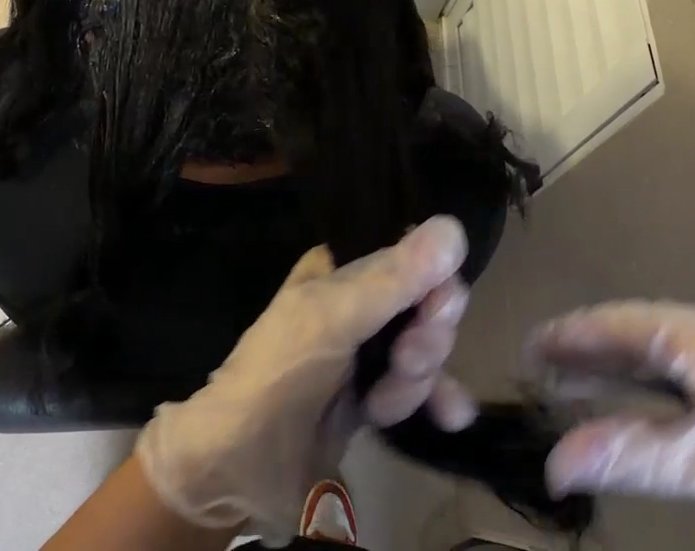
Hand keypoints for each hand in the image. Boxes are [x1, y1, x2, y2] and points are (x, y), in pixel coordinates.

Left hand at [136, 216, 476, 533]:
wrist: (240, 467)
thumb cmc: (279, 374)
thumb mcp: (333, 318)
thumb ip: (394, 278)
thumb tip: (454, 227)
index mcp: (338, 272)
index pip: (410, 258)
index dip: (433, 285)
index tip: (434, 312)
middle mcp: (356, 305)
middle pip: (425, 306)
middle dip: (425, 339)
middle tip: (404, 362)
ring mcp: (364, 354)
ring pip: (424, 349)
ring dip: (417, 379)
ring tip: (383, 405)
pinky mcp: (371, 398)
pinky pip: (419, 389)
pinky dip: (437, 401)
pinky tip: (451, 417)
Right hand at [531, 301, 694, 550]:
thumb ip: (627, 454)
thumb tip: (552, 463)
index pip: (620, 323)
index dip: (570, 336)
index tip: (529, 347)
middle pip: (646, 328)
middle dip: (595, 351)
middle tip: (548, 371)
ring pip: (679, 343)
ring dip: (632, 364)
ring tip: (589, 384)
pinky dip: (670, 374)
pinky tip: (660, 396)